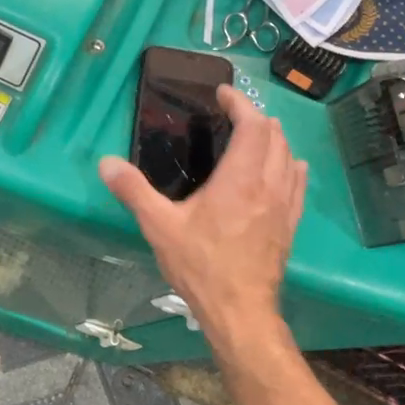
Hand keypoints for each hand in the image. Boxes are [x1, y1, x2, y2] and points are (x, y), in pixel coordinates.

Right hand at [100, 85, 307, 336]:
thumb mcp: (158, 226)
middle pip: (275, 136)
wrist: (240, 309)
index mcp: (240, 179)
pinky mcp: (290, 224)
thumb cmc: (200, 265)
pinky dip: (288, 165)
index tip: (222, 94)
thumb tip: (106, 163)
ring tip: (252, 138)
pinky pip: (297, 183)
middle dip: (255, 118)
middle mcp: (269, 185)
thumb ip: (133, 191)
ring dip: (273, 139)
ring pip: (289, 156)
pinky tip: (282, 169)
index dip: (240, 103)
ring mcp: (285, 205)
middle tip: (231, 115)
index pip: (253, 126)